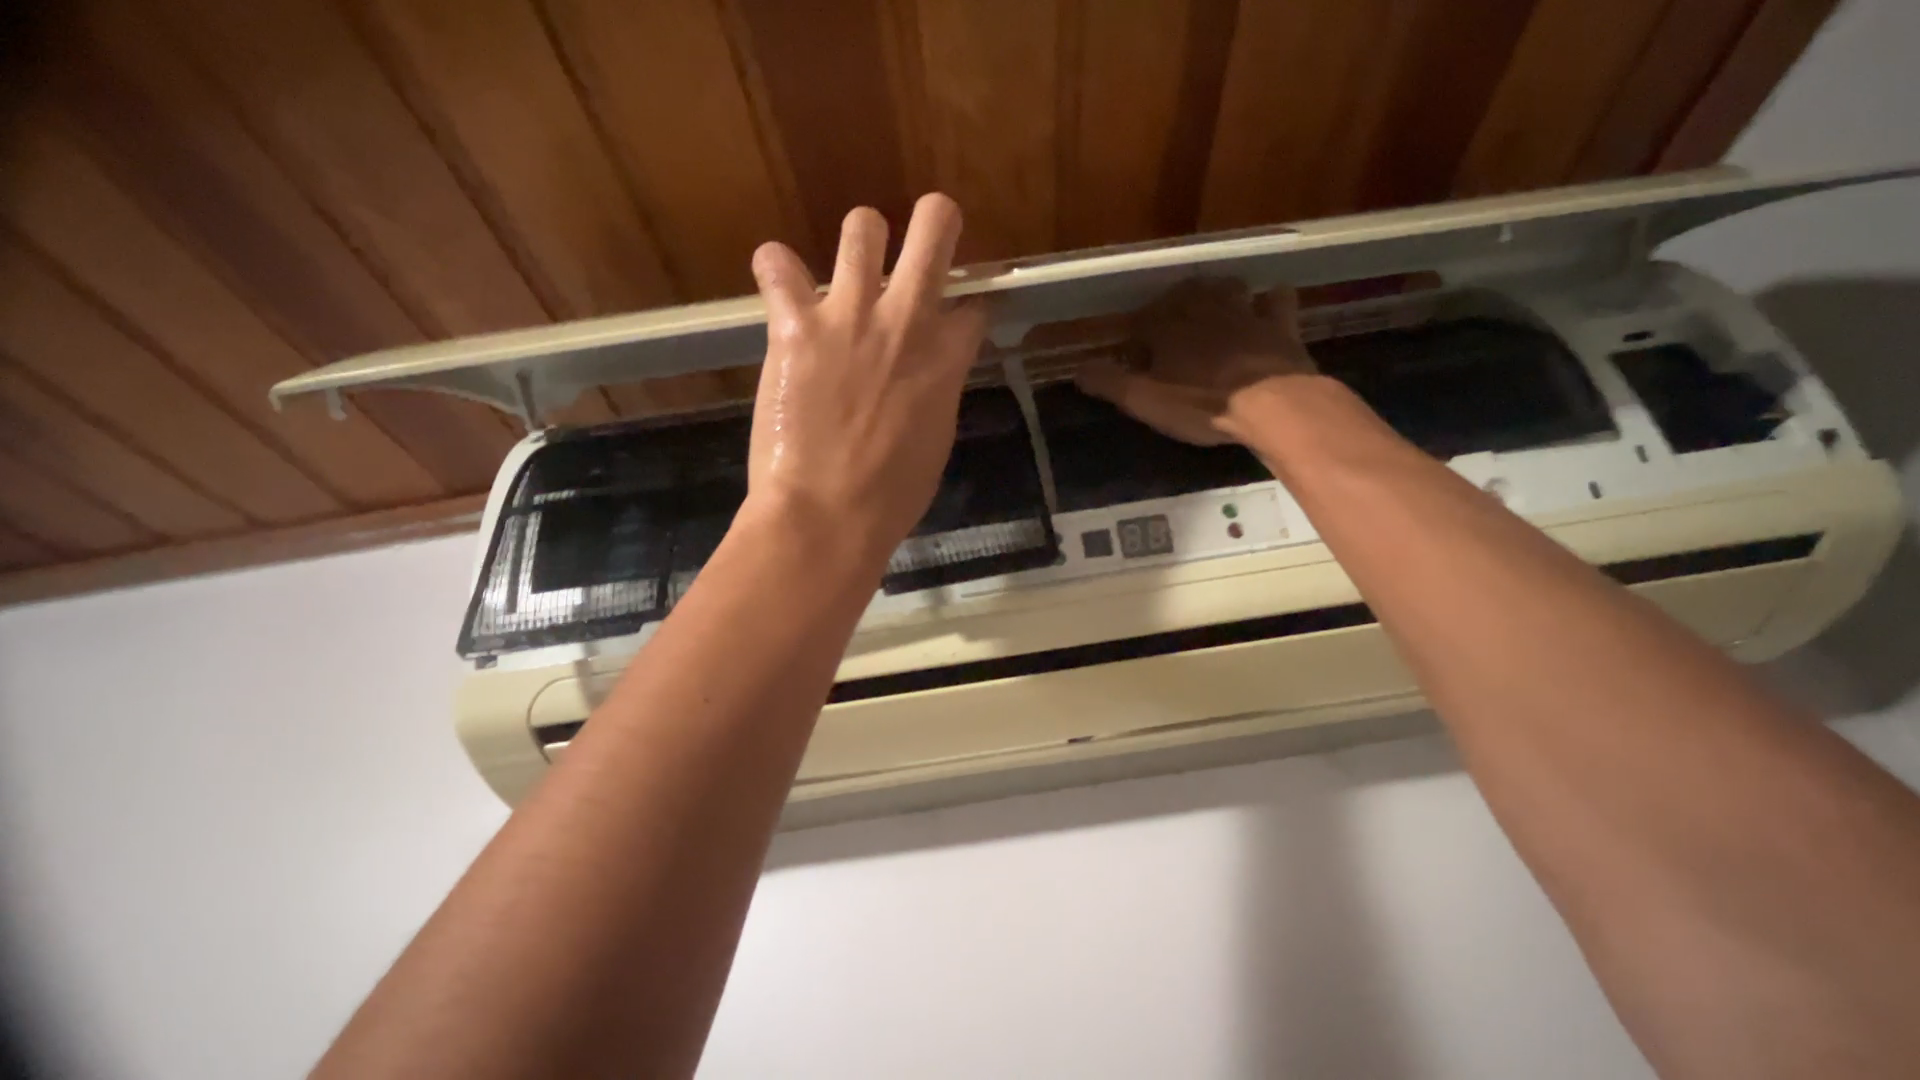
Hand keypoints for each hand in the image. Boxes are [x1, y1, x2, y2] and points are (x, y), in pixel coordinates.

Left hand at [744, 194, 987, 556]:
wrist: (827, 515)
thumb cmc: (890, 496)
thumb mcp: (934, 442)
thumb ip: (935, 393)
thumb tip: (927, 375)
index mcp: (948, 358)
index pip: (974, 305)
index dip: (966, 307)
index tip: (957, 316)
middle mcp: (907, 320)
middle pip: (934, 228)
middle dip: (934, 221)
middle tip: (923, 239)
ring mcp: (850, 315)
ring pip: (862, 227)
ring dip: (861, 240)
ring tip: (849, 267)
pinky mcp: (796, 325)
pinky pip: (777, 265)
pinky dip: (776, 269)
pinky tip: (779, 283)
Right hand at [1075, 277, 1316, 446]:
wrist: (1272, 405)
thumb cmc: (1202, 403)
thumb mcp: (1144, 400)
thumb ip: (1109, 383)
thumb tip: (1077, 369)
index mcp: (1167, 326)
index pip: (1143, 320)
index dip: (1138, 337)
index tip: (1136, 358)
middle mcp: (1203, 309)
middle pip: (1184, 296)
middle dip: (1174, 307)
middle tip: (1171, 328)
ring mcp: (1245, 314)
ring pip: (1227, 290)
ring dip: (1218, 294)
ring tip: (1212, 309)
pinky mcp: (1280, 326)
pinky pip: (1276, 301)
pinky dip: (1271, 301)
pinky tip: (1269, 304)